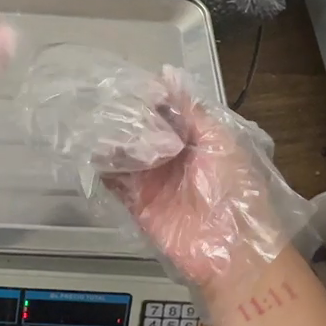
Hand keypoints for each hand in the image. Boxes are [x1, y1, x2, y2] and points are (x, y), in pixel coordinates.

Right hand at [94, 70, 312, 294]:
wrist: (233, 252)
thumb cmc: (234, 191)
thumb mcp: (220, 141)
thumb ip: (191, 111)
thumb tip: (166, 73)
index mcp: (192, 139)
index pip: (162, 111)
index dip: (145, 97)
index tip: (125, 82)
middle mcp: (169, 156)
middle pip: (139, 130)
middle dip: (123, 116)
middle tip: (102, 99)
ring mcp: (150, 179)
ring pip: (123, 151)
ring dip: (110, 137)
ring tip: (93, 120)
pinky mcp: (136, 201)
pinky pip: (114, 179)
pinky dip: (102, 165)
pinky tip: (91, 148)